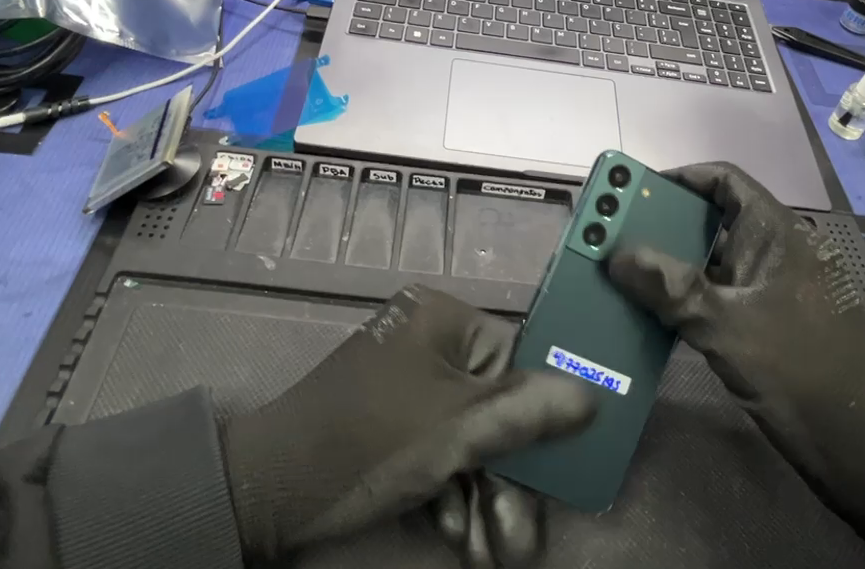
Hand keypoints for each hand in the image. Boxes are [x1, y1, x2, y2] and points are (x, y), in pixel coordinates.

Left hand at [220, 285, 594, 561]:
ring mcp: (407, 381)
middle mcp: (427, 340)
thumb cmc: (371, 441)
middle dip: (508, 476)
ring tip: (491, 549)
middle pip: (494, 406)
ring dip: (484, 494)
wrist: (270, 488)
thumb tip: (594, 396)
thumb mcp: (458, 428)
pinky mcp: (390, 420)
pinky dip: (452, 490)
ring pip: (469, 436)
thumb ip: (529, 411)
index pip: (516, 359)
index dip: (539, 417)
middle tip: (520, 538)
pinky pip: (439, 447)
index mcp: (442, 319)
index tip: (557, 473)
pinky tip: (456, 532)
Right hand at [606, 162, 864, 557]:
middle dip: (665, 221)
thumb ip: (670, 288)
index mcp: (776, 233)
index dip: (680, 177)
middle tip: (617, 232)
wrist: (861, 448)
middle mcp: (775, 251)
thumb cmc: (798, 373)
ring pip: (714, 258)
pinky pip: (720, 291)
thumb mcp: (726, 327)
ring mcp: (774, 288)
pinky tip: (654, 309)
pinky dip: (688, 292)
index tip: (634, 191)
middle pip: (714, 217)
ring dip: (673, 260)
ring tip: (625, 268)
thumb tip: (615, 255)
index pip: (725, 179)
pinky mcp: (770, 321)